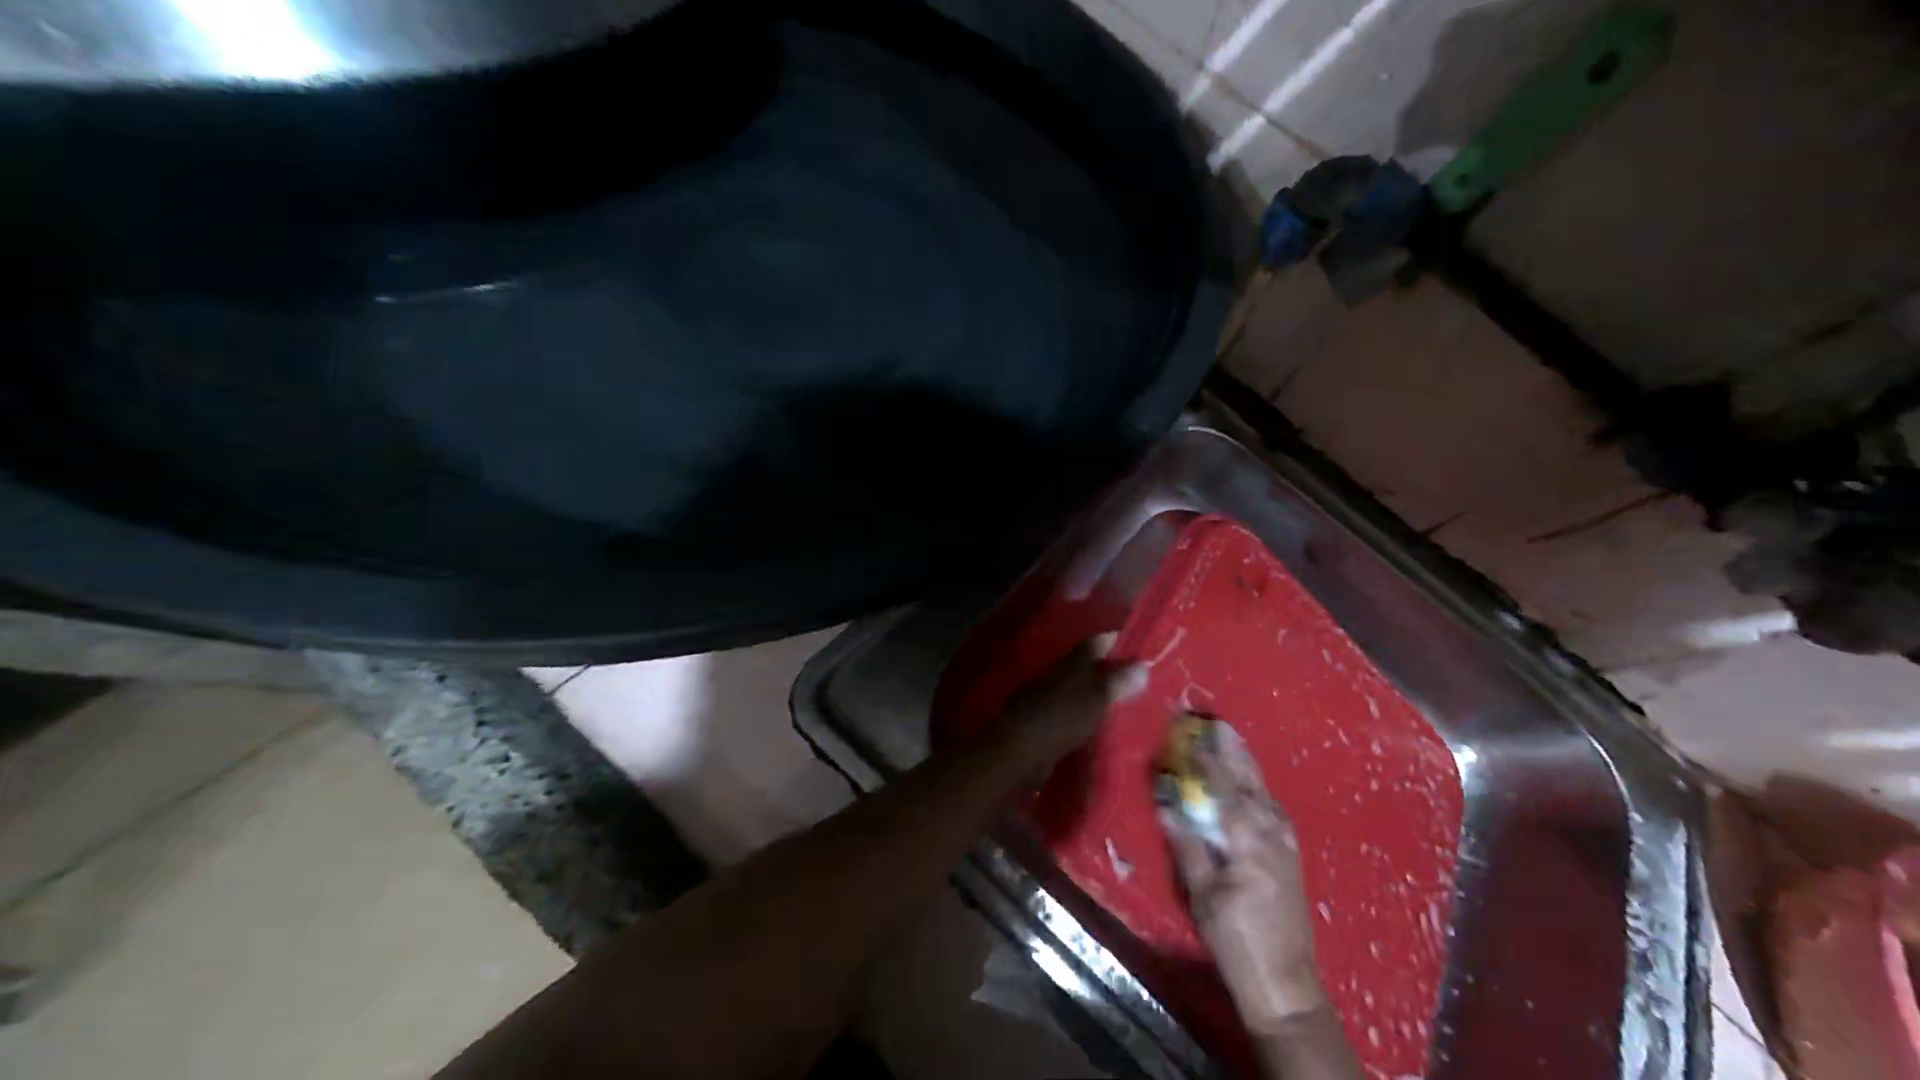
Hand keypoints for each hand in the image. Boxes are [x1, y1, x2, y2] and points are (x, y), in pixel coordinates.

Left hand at [994, 634, 1148, 771]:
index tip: (1140, 645)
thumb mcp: (1092, 699)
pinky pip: (1074, 718)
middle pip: (1087, 668)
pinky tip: (1106, 729)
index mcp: (1069, 666)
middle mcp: (1057, 679)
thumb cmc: (1057, 720)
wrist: (1016, 755)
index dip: (1116, 641)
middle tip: (1143, 679)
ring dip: (1100, 696)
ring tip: (1131, 705)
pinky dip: (1089, 720)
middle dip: (1111, 671)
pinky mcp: (1046, 727)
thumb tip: (1142, 665)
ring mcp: (1049, 702)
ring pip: (1080, 692)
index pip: (1095, 644)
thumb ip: (1115, 682)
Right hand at [1162, 727, 1327, 1033]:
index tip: (1189, 731)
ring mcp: (1286, 843)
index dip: (1205, 757)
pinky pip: (1273, 807)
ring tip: (1232, 740)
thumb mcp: (1203, 895)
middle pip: (1249, 781)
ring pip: (1264, 791)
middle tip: (1215, 722)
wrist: (1285, 982)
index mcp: (1248, 839)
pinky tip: (1253, 784)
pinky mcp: (1291, 854)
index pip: (1222, 786)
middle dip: (1232, 750)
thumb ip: (1188, 845)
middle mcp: (1272, 832)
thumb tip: (1168, 803)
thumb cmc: (1237, 938)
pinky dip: (1259, 786)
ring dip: (1246, 764)